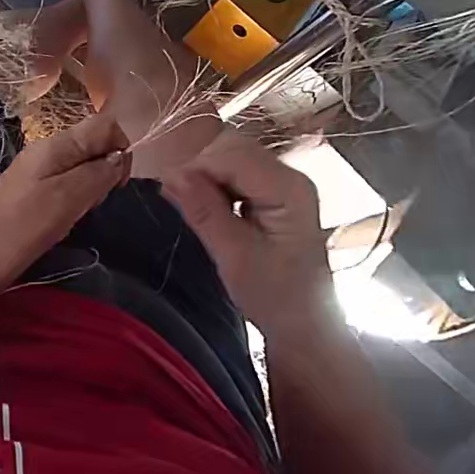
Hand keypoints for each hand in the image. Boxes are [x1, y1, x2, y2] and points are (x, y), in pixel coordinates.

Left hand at [0, 111, 131, 287]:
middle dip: (107, 171)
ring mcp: (39, 169)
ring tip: (77, 214)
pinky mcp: (33, 190)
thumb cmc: (20, 227)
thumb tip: (120, 157)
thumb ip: (97, 174)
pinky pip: (68, 184)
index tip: (116, 184)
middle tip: (92, 203)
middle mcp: (49, 149)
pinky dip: (76, 200)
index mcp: (57, 144)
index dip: (121, 148)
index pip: (104, 125)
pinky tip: (64, 220)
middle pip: (95, 144)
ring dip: (92, 188)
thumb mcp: (66, 199)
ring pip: (84, 166)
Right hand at [160, 140, 336, 334]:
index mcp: (289, 189)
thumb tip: (171, 174)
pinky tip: (207, 203)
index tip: (169, 187)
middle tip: (178, 195)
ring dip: (207, 173)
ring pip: (232, 155)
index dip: (197, 166)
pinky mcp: (274, 189)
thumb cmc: (274, 296)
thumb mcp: (233, 256)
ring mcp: (283, 180)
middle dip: (201, 167)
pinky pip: (237, 169)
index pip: (233, 157)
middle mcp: (290, 175)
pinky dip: (216, 181)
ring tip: (190, 200)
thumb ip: (204, 211)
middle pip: (234, 148)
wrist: (305, 325)